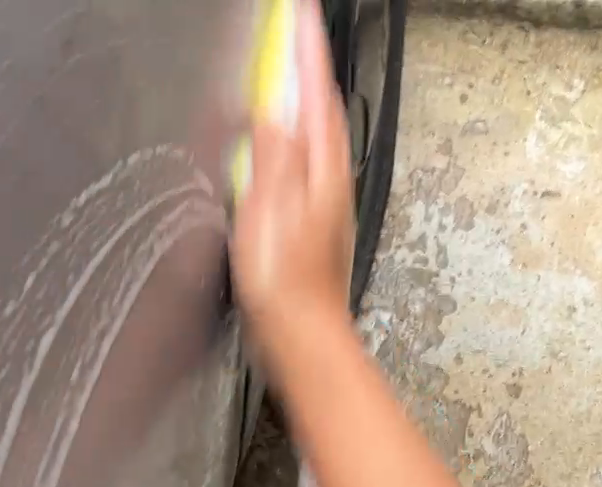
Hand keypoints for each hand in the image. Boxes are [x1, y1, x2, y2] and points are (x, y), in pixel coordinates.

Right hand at [232, 0, 356, 368]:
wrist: (303, 338)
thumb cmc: (286, 287)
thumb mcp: (270, 212)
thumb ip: (274, 153)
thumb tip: (276, 102)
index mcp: (321, 171)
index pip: (314, 91)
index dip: (303, 48)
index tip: (297, 10)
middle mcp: (330, 182)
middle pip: (321, 108)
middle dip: (308, 64)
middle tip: (294, 28)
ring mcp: (325, 203)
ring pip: (317, 133)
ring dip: (304, 96)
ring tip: (289, 69)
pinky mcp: (314, 223)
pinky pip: (308, 160)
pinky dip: (297, 135)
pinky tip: (285, 141)